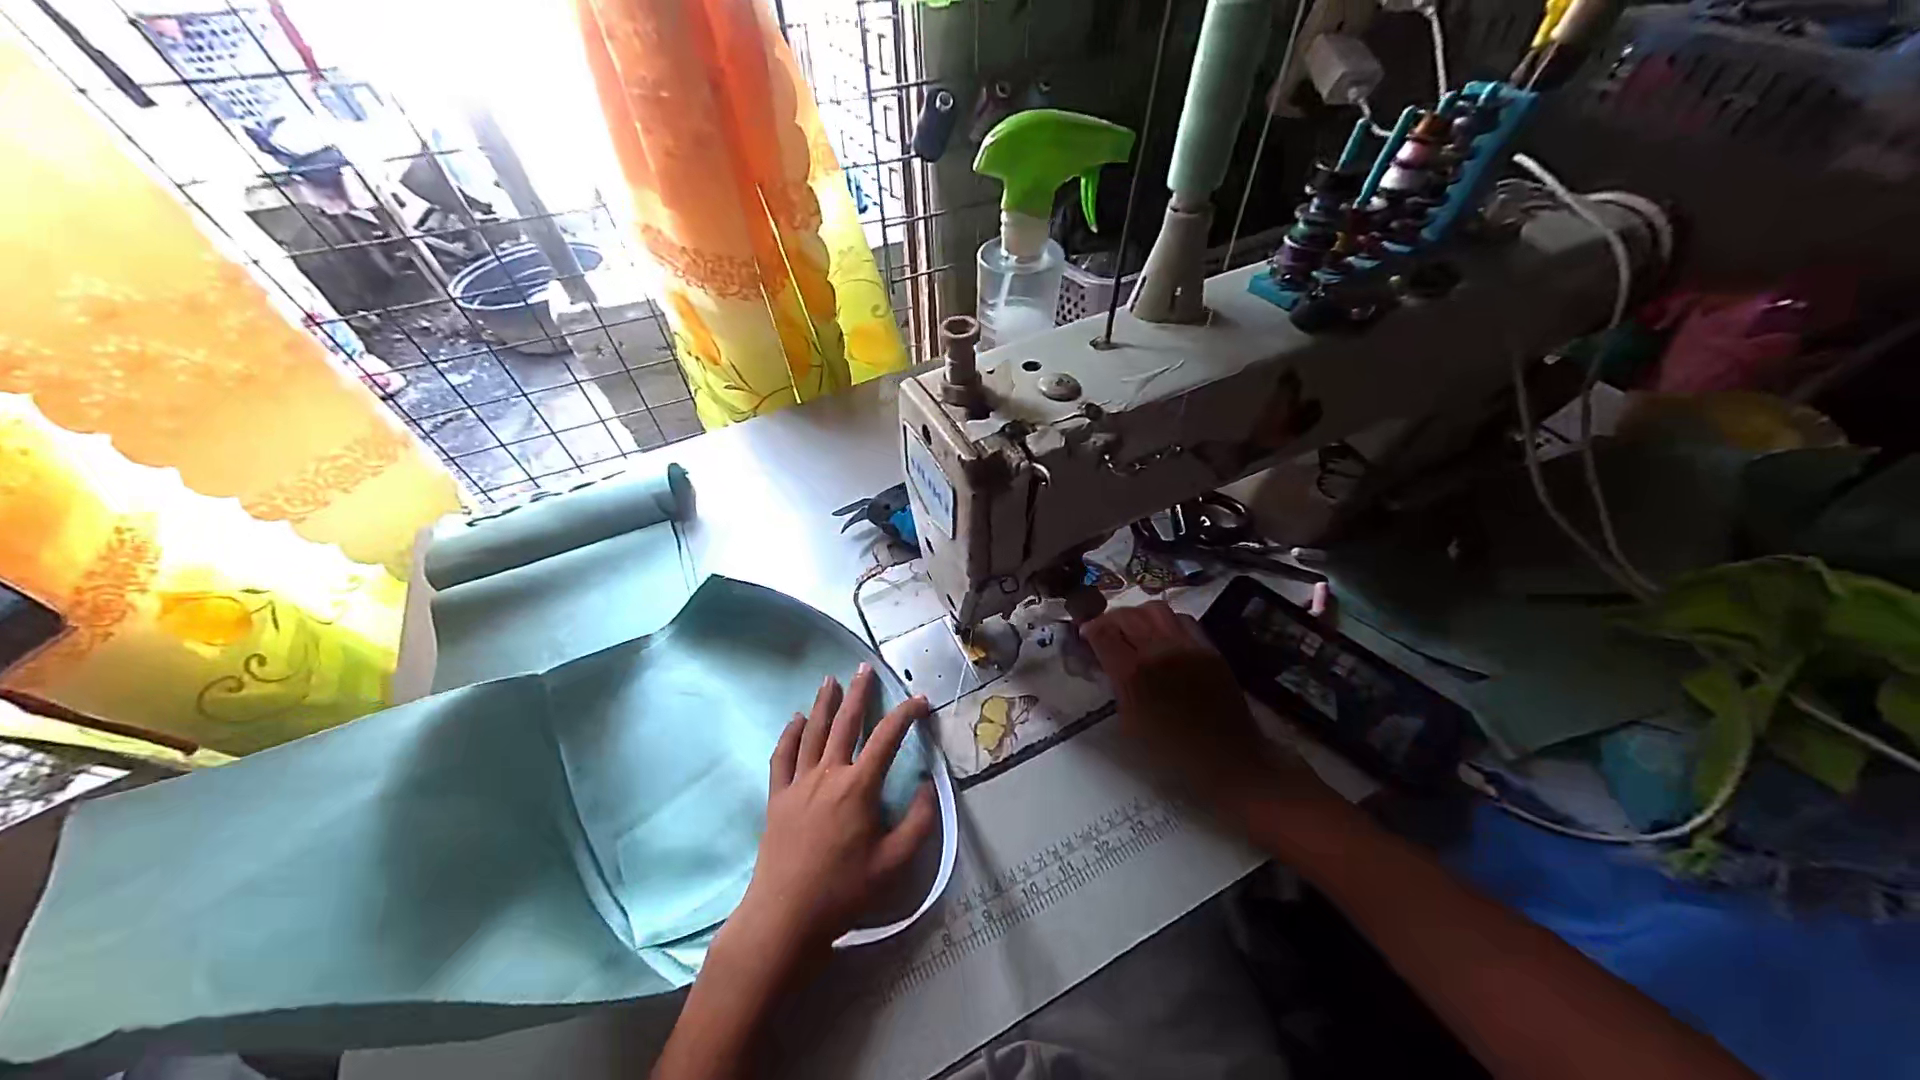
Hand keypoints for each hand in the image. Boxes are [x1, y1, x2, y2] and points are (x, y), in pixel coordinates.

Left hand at [718, 664, 936, 975]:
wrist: (785, 916)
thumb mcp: (895, 863)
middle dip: (858, 693)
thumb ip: (919, 822)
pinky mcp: (778, 797)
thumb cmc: (844, 891)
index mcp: (859, 787)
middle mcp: (828, 774)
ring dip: (823, 703)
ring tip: (831, 679)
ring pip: (813, 732)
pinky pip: (782, 756)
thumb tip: (929, 784)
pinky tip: (796, 719)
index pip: (888, 738)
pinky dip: (790, 734)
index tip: (920, 701)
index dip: (906, 714)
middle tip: (865, 667)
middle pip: (845, 723)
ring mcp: (799, 783)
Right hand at [1081, 601, 1329, 815]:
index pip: (1102, 633)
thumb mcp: (1129, 722)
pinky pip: (1182, 618)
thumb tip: (1103, 662)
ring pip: (1154, 609)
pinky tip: (1162, 635)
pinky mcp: (1208, 646)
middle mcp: (1158, 650)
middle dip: (1109, 620)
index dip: (1089, 630)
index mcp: (1133, 673)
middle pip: (1126, 615)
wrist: (1228, 758)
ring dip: (1137, 615)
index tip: (1085, 635)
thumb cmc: (1171, 751)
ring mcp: (1187, 644)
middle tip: (1105, 631)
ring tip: (1133, 629)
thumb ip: (1115, 685)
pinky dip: (1165, 621)